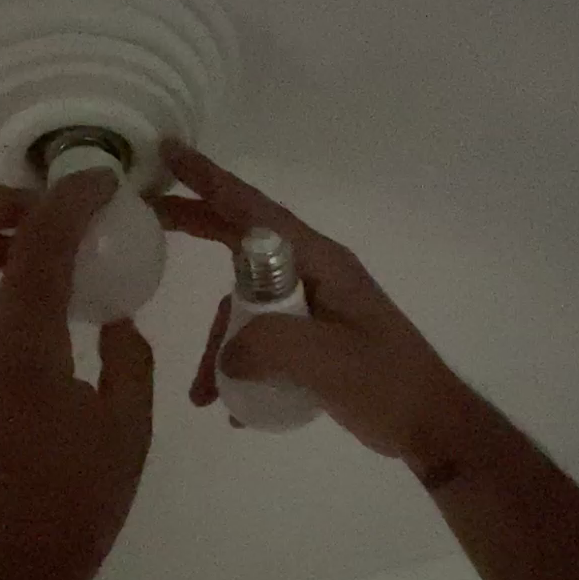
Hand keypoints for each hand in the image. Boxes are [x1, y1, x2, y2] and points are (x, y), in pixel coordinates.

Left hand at [0, 173, 154, 579]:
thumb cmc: (73, 508)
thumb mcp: (129, 430)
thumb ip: (127, 358)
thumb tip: (113, 318)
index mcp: (22, 354)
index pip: (41, 245)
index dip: (71, 198)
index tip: (97, 181)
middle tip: (42, 207)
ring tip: (22, 251)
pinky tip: (3, 311)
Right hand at [153, 142, 488, 470]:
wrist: (429, 425)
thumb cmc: (387, 384)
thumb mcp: (327, 361)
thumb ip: (269, 345)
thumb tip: (226, 356)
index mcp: (320, 263)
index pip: (256, 211)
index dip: (212, 181)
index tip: (170, 153)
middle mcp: (312, 275)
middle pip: (242, 244)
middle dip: (197, 230)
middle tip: (149, 219)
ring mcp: (312, 306)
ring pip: (245, 308)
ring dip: (220, 347)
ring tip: (204, 396)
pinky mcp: (312, 339)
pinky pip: (262, 339)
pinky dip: (241, 368)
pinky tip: (233, 407)